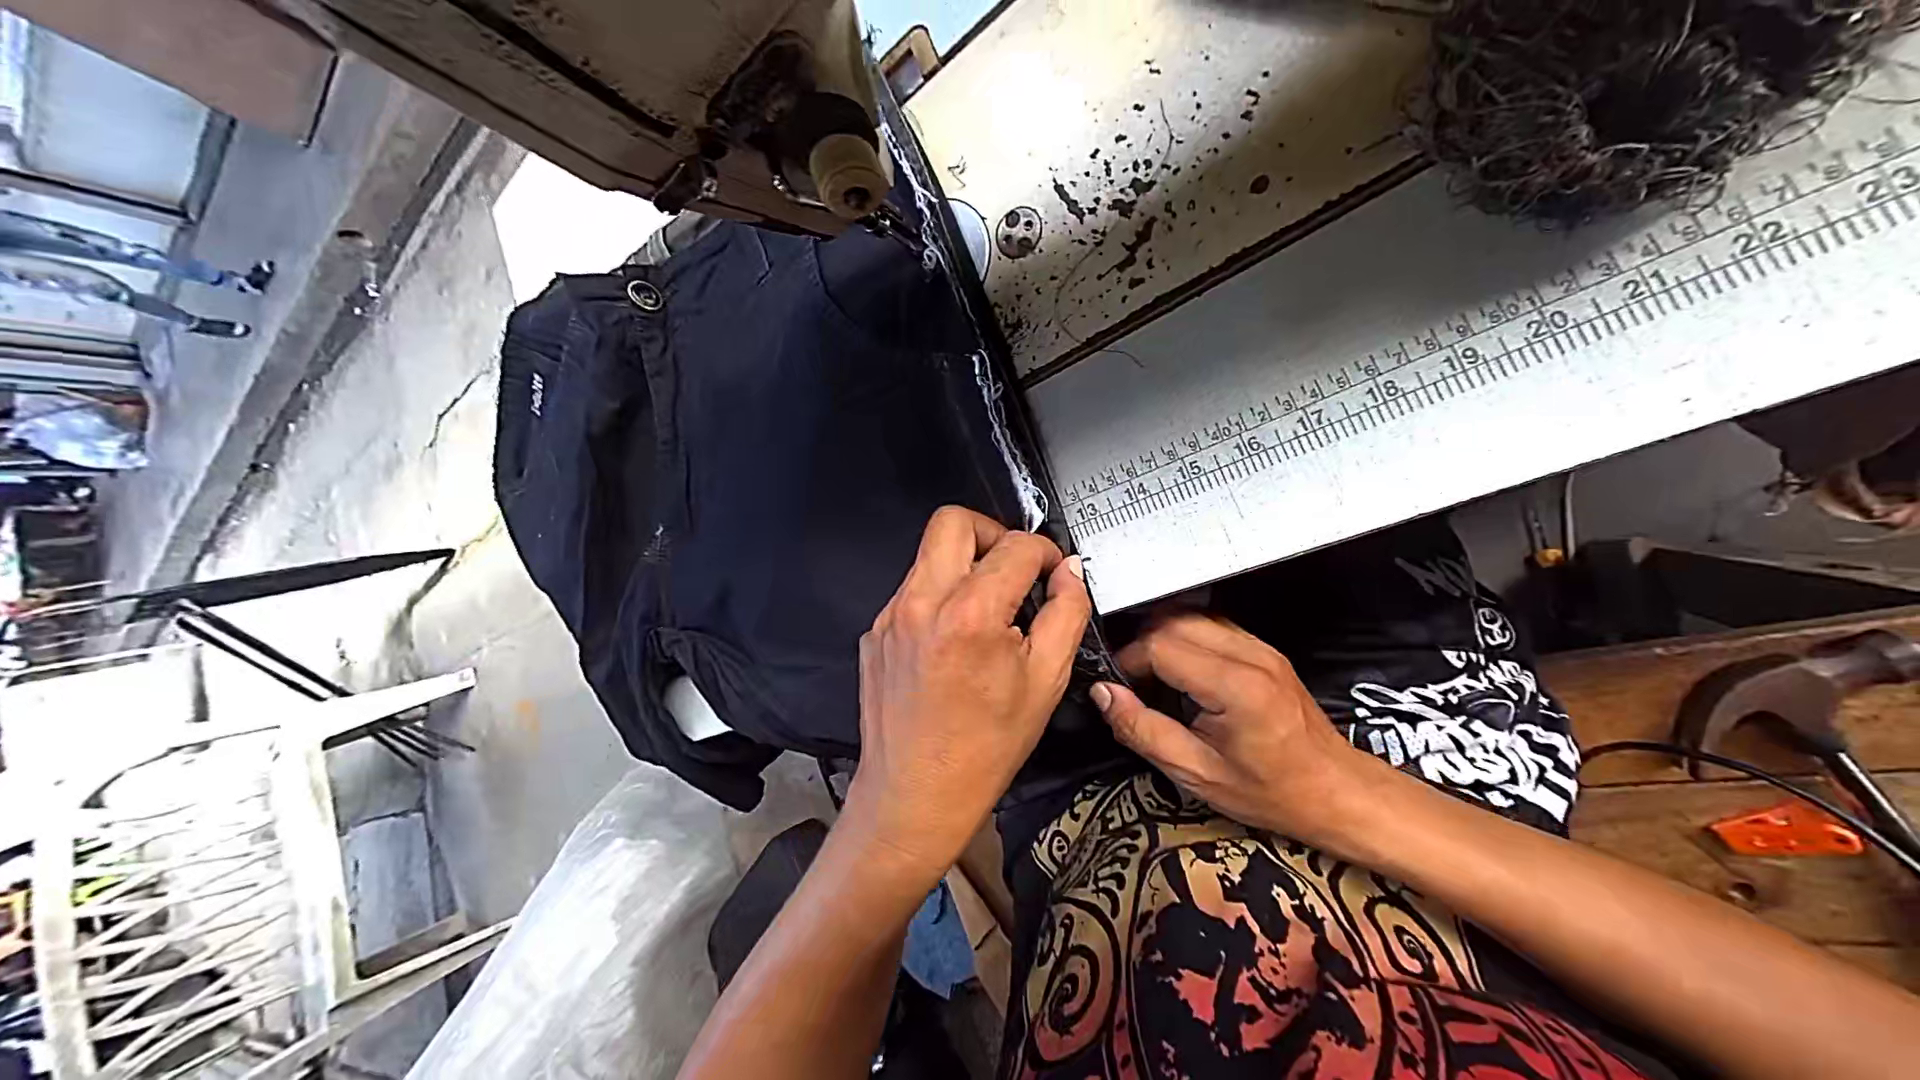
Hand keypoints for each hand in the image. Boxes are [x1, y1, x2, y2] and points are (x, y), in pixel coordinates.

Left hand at [848, 506, 1091, 873]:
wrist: (915, 795)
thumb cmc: (983, 749)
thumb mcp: (1046, 680)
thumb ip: (1066, 613)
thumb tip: (1068, 573)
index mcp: (968, 614)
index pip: (1014, 546)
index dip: (1043, 552)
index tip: (1051, 571)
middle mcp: (920, 603)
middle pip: (953, 521)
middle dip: (992, 533)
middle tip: (1012, 567)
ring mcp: (890, 616)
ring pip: (929, 555)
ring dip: (964, 565)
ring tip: (987, 608)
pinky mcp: (875, 632)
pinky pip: (911, 591)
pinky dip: (939, 597)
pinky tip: (955, 638)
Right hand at [1091, 613, 1383, 846]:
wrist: (1338, 791)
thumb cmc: (1274, 792)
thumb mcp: (1197, 774)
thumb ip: (1143, 730)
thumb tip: (1104, 695)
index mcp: (1236, 687)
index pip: (1160, 646)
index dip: (1128, 662)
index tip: (1119, 688)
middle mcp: (1251, 656)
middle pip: (1173, 621)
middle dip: (1141, 646)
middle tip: (1131, 683)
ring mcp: (1261, 648)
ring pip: (1191, 617)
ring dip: (1162, 639)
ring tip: (1153, 678)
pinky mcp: (1264, 650)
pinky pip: (1211, 626)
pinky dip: (1185, 640)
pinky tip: (1181, 673)